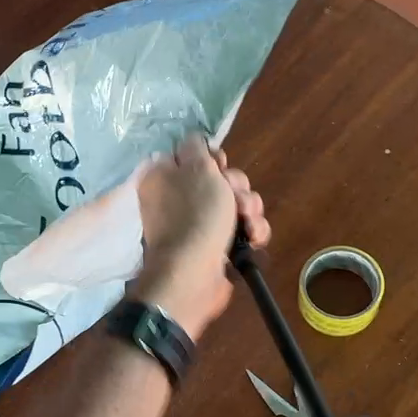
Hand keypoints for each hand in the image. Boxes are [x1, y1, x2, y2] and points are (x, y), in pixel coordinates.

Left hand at [131, 132, 268, 338]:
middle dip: (237, 187)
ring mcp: (198, 225)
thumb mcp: (195, 166)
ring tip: (248, 223)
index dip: (213, 159)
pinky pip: (241, 230)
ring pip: (236, 204)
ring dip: (250, 210)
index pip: (194, 155)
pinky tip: (253, 239)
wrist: (194, 273)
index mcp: (164, 177)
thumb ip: (196, 146)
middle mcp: (178, 200)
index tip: (218, 167)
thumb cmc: (195, 214)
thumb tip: (194, 144)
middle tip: (235, 199)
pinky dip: (251, 232)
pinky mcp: (216, 248)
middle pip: (221, 179)